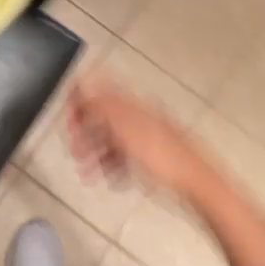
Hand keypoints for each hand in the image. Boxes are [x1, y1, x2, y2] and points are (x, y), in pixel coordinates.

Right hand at [65, 75, 215, 199]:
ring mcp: (146, 137)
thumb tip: (81, 83)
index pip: (102, 90)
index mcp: (132, 105)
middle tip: (74, 150)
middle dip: (86, 132)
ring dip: (96, 153)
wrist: (196, 182)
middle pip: (104, 116)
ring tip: (86, 172)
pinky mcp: (152, 158)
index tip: (68, 119)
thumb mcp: (125, 130)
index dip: (81, 99)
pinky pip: (125, 157)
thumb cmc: (160, 156)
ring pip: (113, 139)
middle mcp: (139, 116)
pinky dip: (113, 166)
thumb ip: (100, 106)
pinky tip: (108, 180)